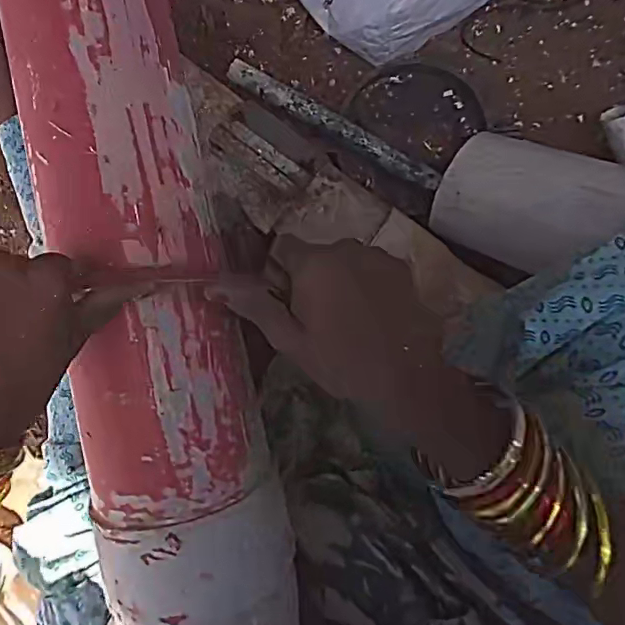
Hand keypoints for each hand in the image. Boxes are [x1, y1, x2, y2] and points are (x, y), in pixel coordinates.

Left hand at [0, 252, 143, 448]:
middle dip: (12, 290)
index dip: (51, 293)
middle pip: (14, 266)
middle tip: (7, 332)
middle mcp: (0, 265)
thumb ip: (94, 308)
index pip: (58, 268)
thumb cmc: (16, 393)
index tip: (43, 314)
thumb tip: (130, 286)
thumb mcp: (65, 350)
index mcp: (45, 280)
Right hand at [207, 237, 505, 478]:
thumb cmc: (343, 363)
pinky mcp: (402, 268)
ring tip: (350, 319)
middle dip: (311, 276)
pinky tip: (375, 315)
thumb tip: (215, 285)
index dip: (279, 271)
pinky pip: (372, 267)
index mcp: (313, 262)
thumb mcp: (292, 341)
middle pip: (316, 253)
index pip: (282, 246)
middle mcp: (345, 247)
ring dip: (341, 278)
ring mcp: (378, 255)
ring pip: (346, 259)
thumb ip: (256, 306)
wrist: (410, 378)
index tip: (286, 300)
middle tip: (318, 318)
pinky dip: (368, 282)